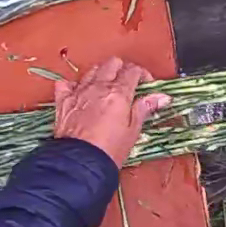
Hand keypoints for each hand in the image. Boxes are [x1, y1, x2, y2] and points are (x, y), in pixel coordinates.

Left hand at [53, 57, 169, 165]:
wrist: (79, 163)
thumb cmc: (110, 149)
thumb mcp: (133, 130)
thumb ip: (145, 108)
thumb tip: (162, 96)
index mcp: (119, 93)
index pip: (133, 71)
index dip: (142, 74)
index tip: (145, 85)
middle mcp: (98, 87)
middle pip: (112, 63)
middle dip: (122, 69)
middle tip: (128, 83)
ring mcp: (79, 91)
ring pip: (92, 70)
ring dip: (101, 74)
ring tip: (106, 87)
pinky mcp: (63, 100)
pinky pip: (66, 83)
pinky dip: (74, 84)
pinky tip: (80, 92)